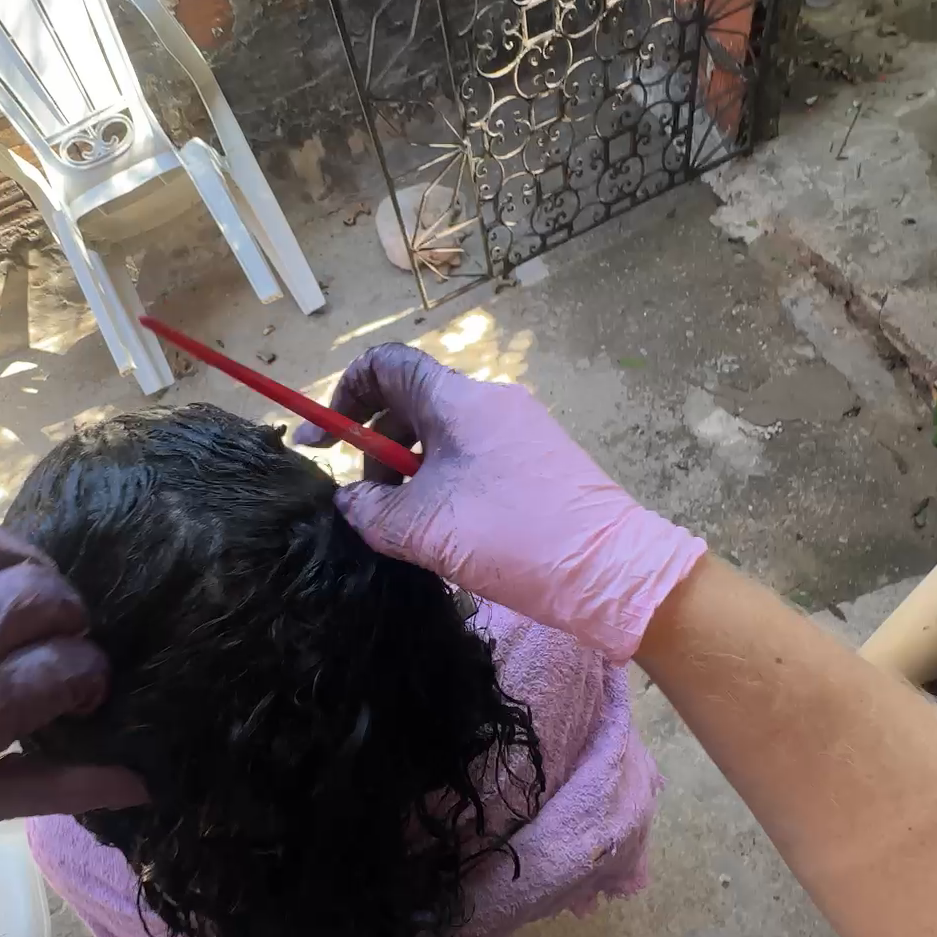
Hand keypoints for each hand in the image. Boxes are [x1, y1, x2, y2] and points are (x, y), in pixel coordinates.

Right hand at [297, 343, 703, 660]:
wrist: (612, 571)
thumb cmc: (513, 535)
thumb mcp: (425, 527)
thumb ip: (370, 511)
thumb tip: (348, 502)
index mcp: (458, 399)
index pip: (385, 365)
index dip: (343, 395)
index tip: (324, 442)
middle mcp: (488, 402)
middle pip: (409, 404)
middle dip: (374, 448)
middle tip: (364, 501)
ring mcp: (516, 431)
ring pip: (440, 437)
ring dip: (408, 473)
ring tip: (404, 525)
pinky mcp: (534, 461)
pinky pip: (470, 458)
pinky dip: (442, 483)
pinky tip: (442, 528)